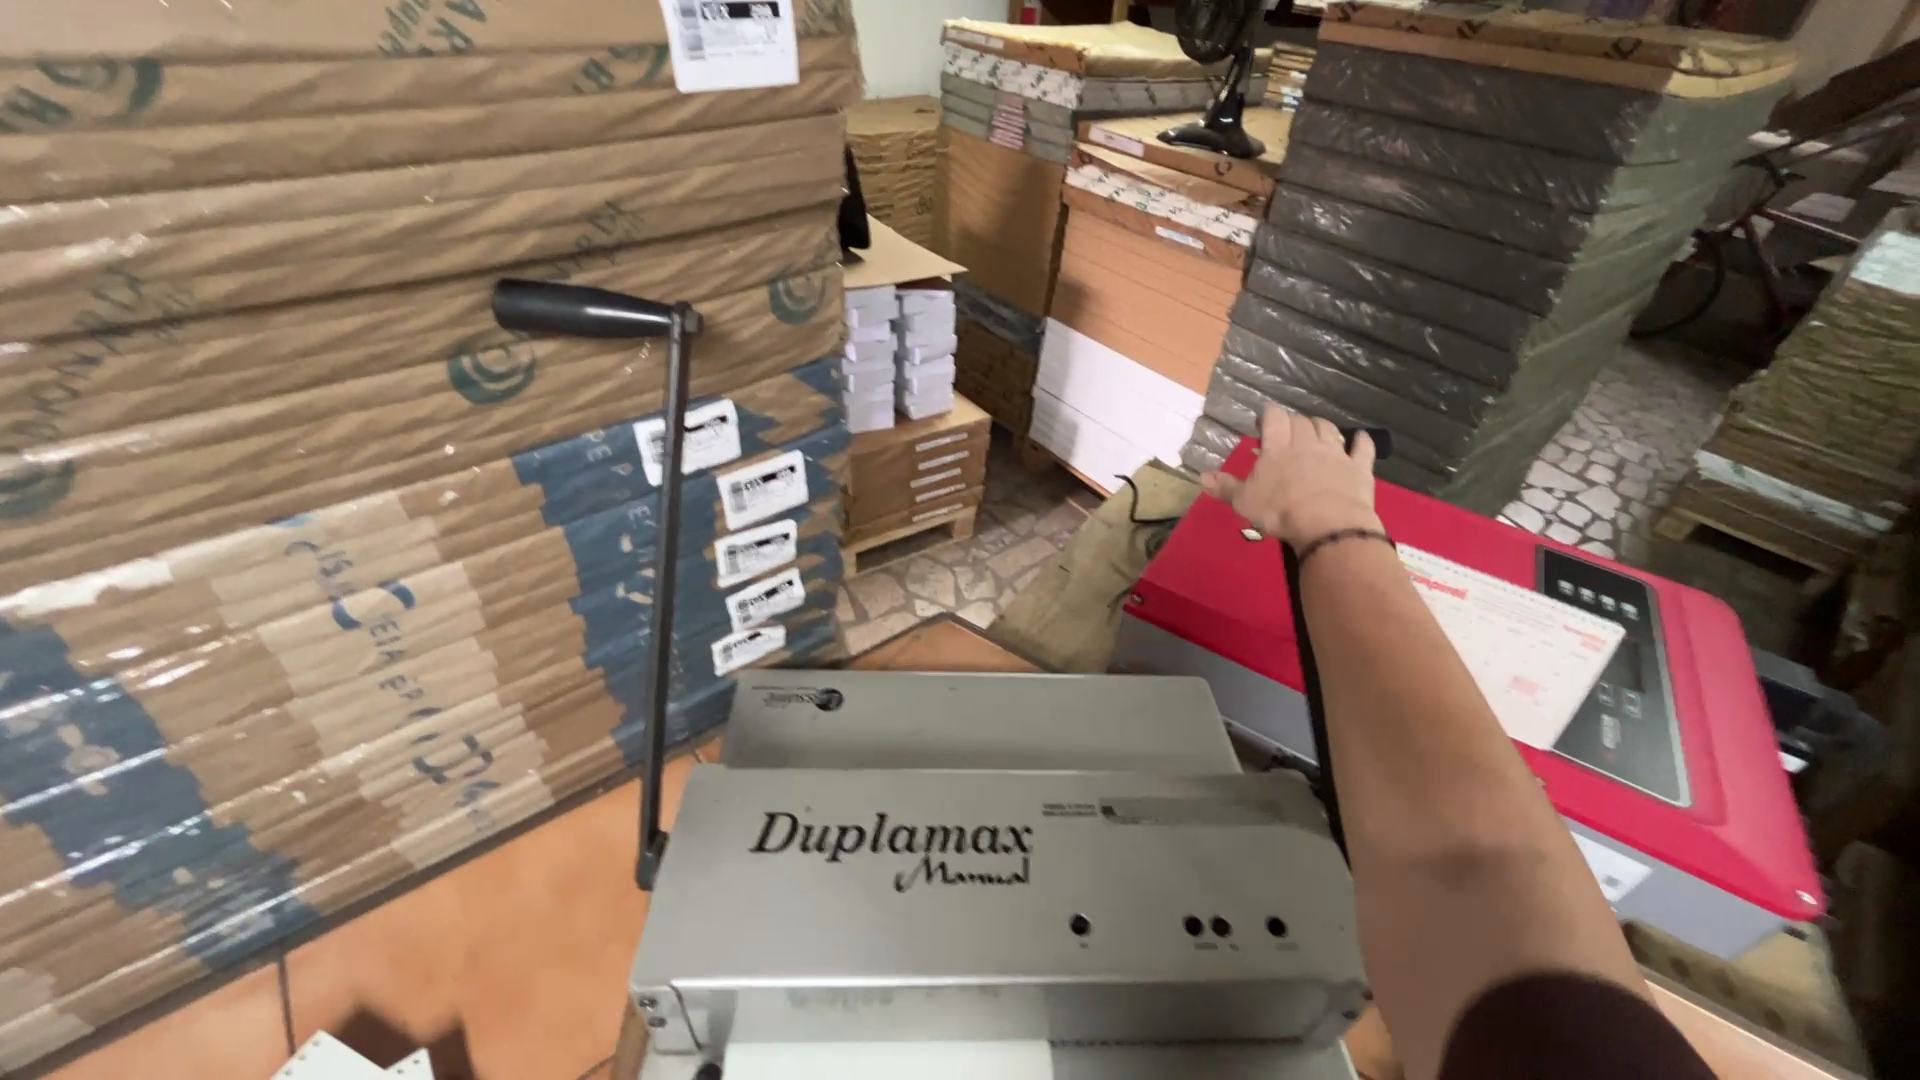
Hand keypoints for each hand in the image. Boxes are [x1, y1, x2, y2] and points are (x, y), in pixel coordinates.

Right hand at [1199, 405, 1382, 547]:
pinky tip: (1360, 437)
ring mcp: (1336, 453)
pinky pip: (1362, 448)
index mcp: (1278, 447)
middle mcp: (1307, 443)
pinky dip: (1361, 441)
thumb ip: (1225, 487)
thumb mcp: (1244, 502)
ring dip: (1320, 427)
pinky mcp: (1359, 467)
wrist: (1327, 525)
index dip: (1269, 414)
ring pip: (1329, 429)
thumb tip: (1201, 476)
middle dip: (1293, 422)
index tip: (1264, 418)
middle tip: (1286, 431)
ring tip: (1314, 431)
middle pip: (1301, 421)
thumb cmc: (1280, 511)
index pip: (1274, 418)